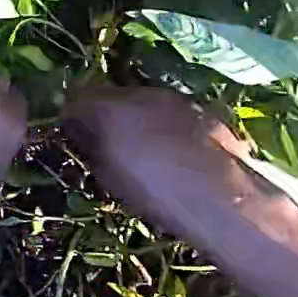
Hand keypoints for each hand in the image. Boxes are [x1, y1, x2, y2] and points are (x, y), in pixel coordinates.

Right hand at [66, 86, 297, 244]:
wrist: (227, 202)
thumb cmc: (156, 194)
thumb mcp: (109, 176)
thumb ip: (90, 147)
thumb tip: (79, 133)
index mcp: (110, 108)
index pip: (75, 97)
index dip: (70, 113)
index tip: (70, 131)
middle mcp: (140, 93)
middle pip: (109, 95)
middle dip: (103, 112)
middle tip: (104, 140)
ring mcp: (173, 98)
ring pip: (140, 101)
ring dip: (134, 117)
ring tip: (140, 147)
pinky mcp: (199, 109)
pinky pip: (168, 111)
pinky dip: (161, 123)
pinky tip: (171, 150)